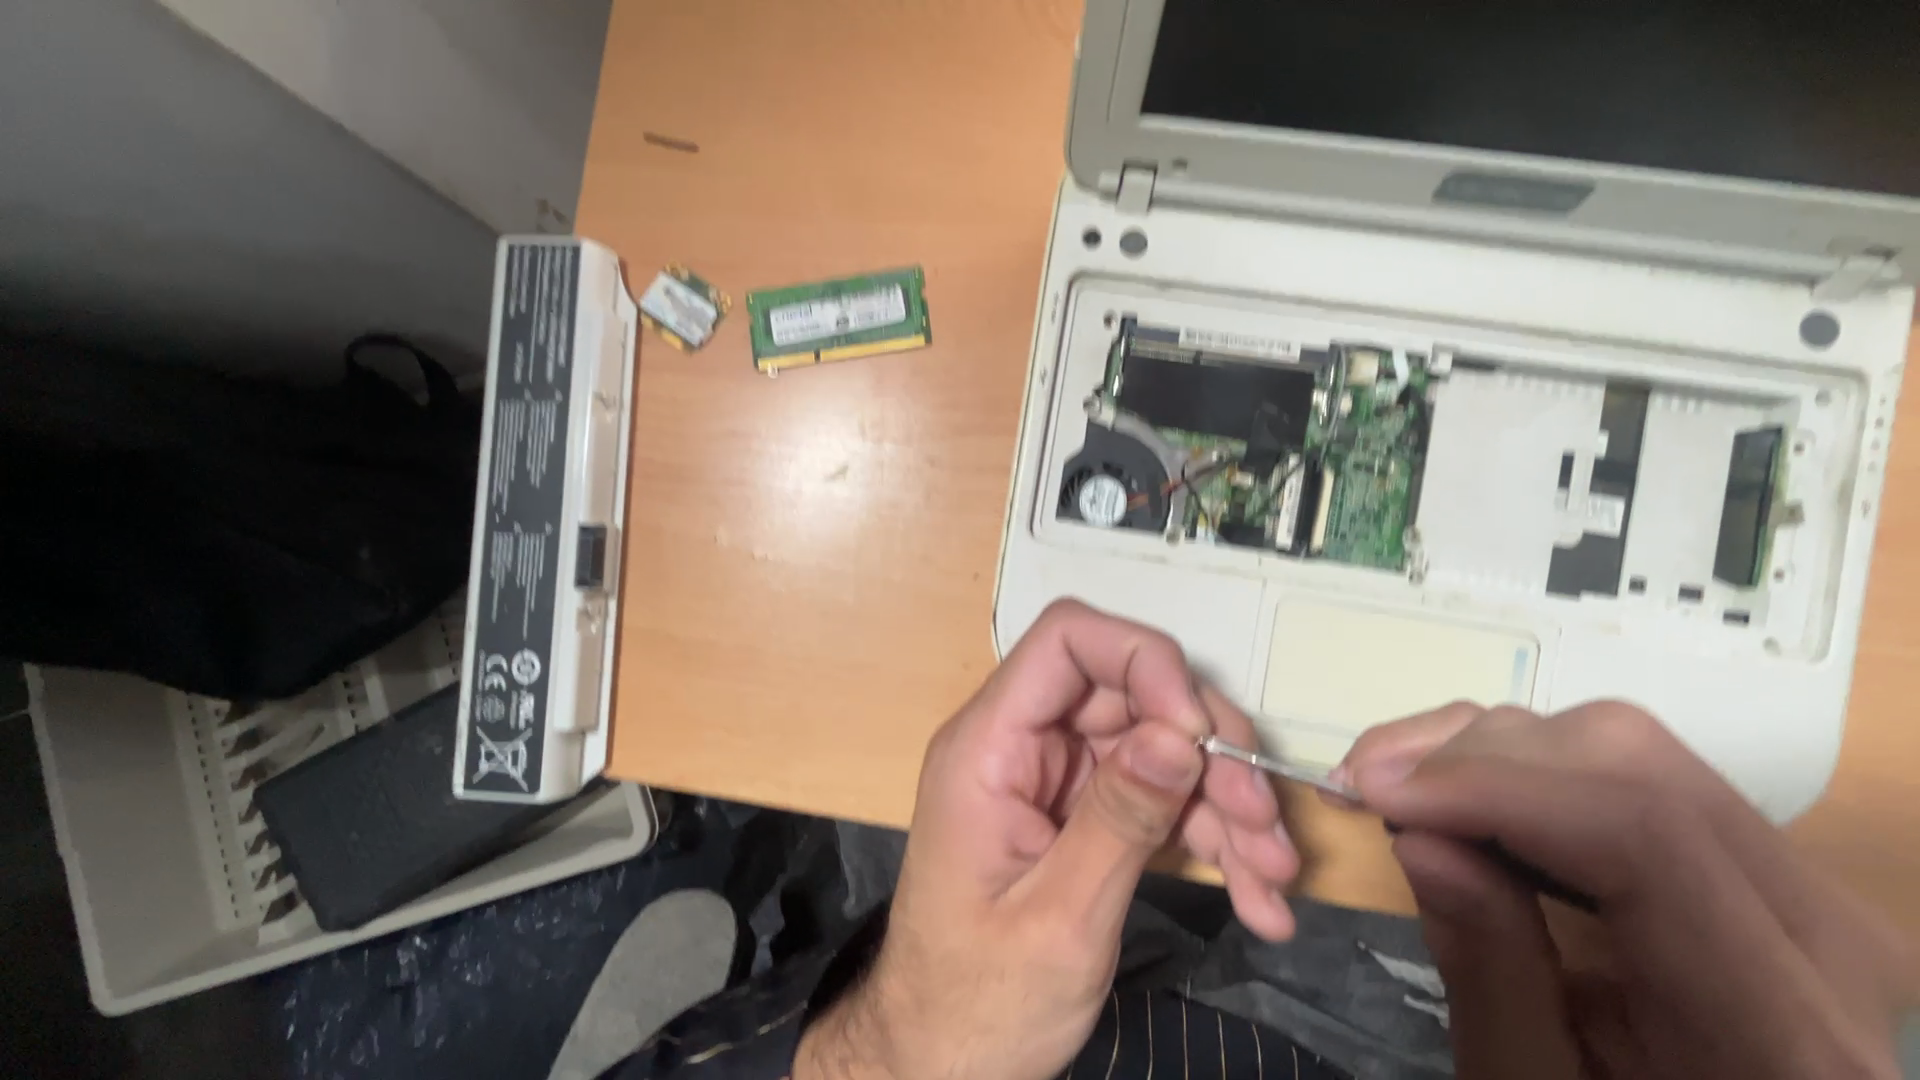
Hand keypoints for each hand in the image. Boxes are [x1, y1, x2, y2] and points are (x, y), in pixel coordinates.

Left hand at [795, 599, 1297, 1079]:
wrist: (941, 1061)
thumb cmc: (978, 1001)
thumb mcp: (1059, 918)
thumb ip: (1118, 819)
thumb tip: (1178, 733)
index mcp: (989, 747)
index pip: (1066, 642)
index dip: (1141, 659)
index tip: (1200, 729)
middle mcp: (1023, 746)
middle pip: (1129, 695)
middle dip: (1206, 748)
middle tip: (1263, 817)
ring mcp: (1056, 780)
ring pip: (1156, 749)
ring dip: (1224, 802)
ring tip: (1274, 877)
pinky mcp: (1083, 816)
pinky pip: (1157, 800)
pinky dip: (1210, 839)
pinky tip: (1257, 898)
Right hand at [1340, 701, 1916, 1079]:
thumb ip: (1488, 975)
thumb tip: (1418, 837)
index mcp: (1786, 1028)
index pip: (1642, 835)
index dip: (1491, 788)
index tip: (1372, 793)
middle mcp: (1820, 926)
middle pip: (1625, 761)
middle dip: (1469, 757)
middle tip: (1366, 790)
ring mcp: (1788, 875)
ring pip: (1613, 740)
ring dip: (1479, 748)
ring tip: (1391, 786)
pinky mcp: (1742, 850)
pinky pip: (1616, 758)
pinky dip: (1510, 756)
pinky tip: (1447, 786)